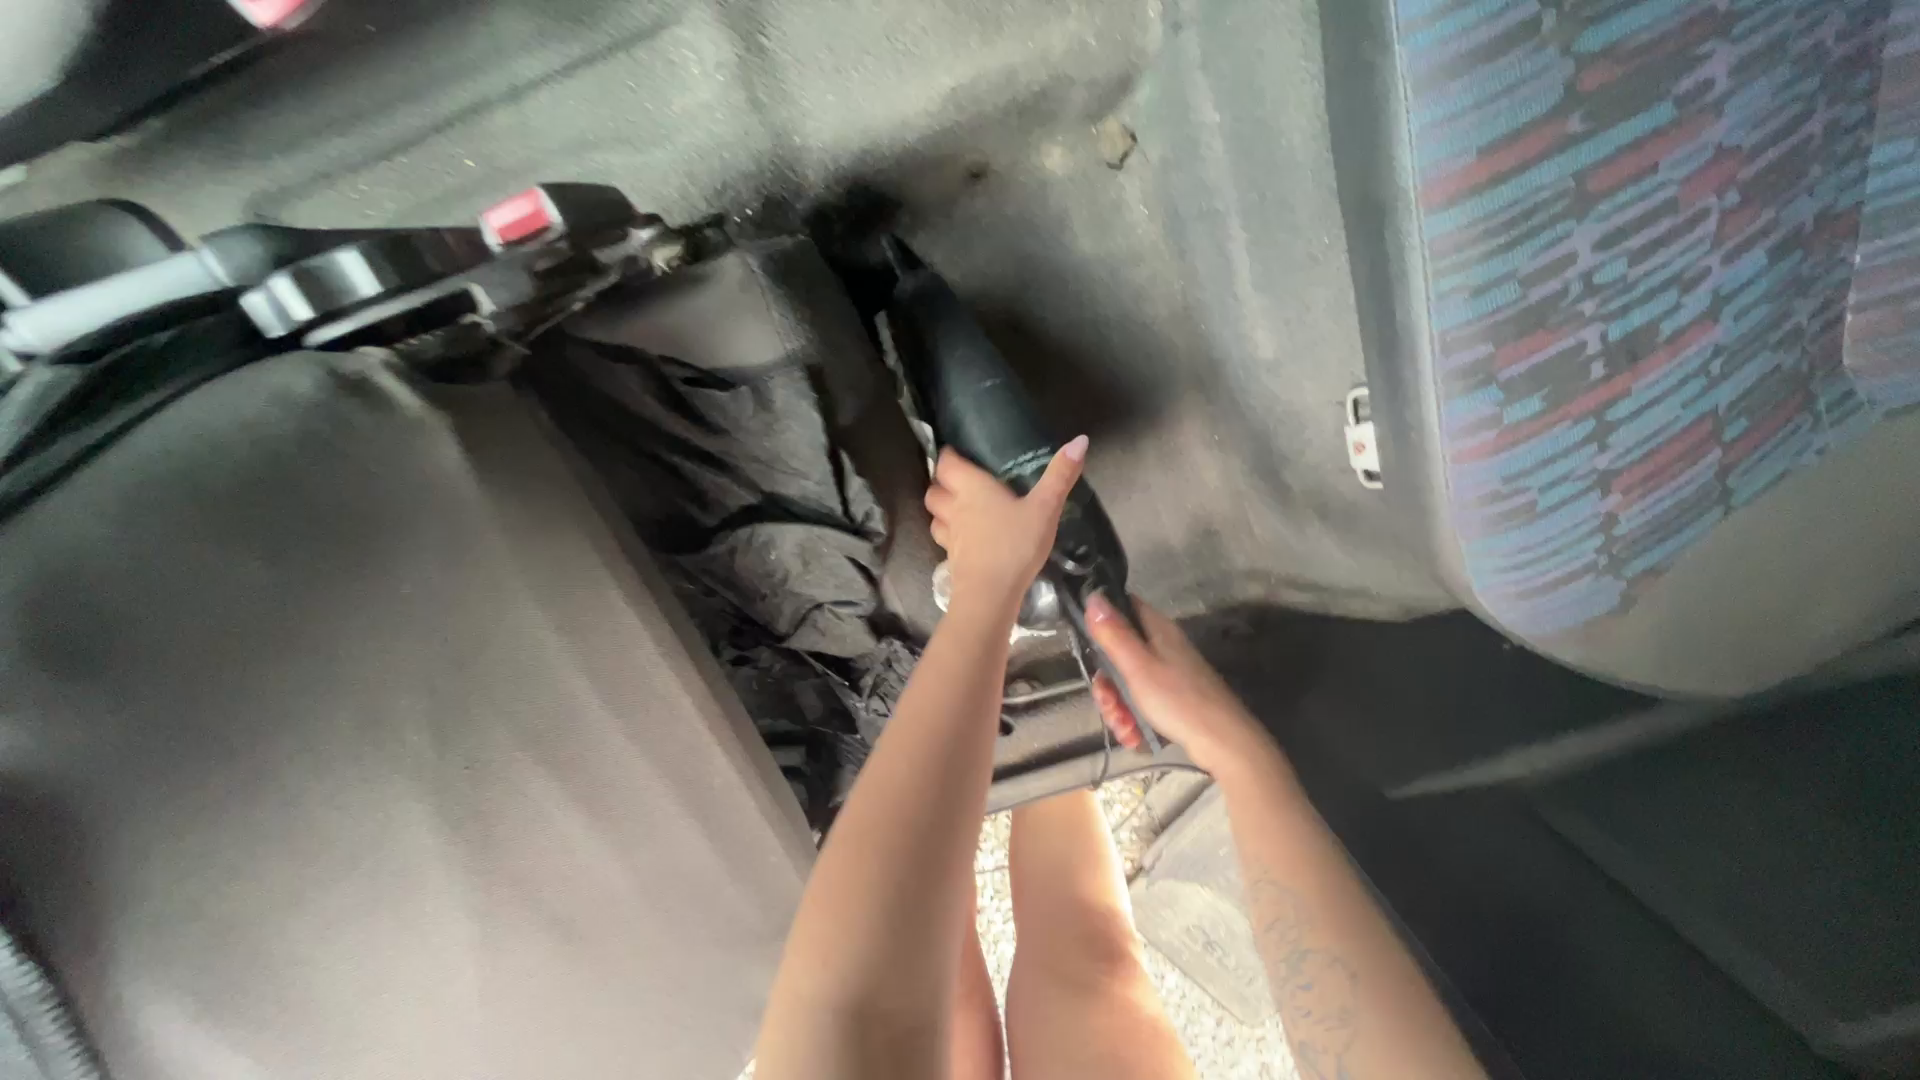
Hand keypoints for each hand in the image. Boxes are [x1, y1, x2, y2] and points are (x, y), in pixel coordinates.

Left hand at [924, 436, 1087, 617]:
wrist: (990, 595)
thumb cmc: (1016, 545)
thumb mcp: (1045, 508)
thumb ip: (1060, 475)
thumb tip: (1080, 440)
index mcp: (972, 489)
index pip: (947, 463)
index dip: (949, 456)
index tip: (959, 453)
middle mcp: (955, 508)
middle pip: (934, 490)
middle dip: (942, 483)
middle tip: (960, 482)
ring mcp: (950, 536)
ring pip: (935, 516)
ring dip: (942, 510)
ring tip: (960, 510)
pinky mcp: (952, 560)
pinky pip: (944, 540)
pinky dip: (950, 535)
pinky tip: (967, 540)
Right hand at [1083, 593, 1275, 773]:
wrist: (1223, 742)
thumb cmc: (1178, 700)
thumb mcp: (1137, 666)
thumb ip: (1113, 633)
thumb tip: (1093, 596)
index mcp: (1157, 631)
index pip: (1124, 608)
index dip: (1103, 621)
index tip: (1092, 647)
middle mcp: (1163, 648)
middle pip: (1119, 655)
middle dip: (1108, 685)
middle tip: (1110, 704)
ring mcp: (1168, 675)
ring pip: (1127, 684)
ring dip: (1119, 709)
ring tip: (1126, 729)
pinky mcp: (1173, 700)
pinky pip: (1142, 704)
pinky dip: (1134, 721)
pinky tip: (1135, 737)